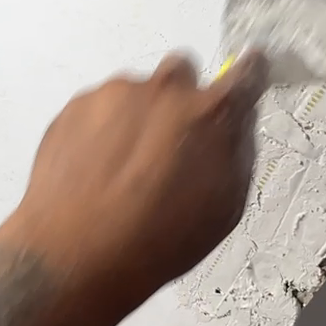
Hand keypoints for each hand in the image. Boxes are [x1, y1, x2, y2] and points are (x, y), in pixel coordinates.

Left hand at [0, 51, 270, 325]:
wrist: (77, 252)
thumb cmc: (159, 240)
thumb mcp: (225, 207)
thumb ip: (236, 150)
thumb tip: (235, 122)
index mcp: (213, 113)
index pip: (247, 73)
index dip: (248, 75)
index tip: (244, 77)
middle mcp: (167, 90)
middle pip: (182, 73)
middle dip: (180, 99)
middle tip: (169, 143)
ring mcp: (117, 93)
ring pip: (136, 92)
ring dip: (137, 117)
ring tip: (122, 170)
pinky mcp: (77, 103)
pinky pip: (99, 107)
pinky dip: (101, 129)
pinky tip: (95, 170)